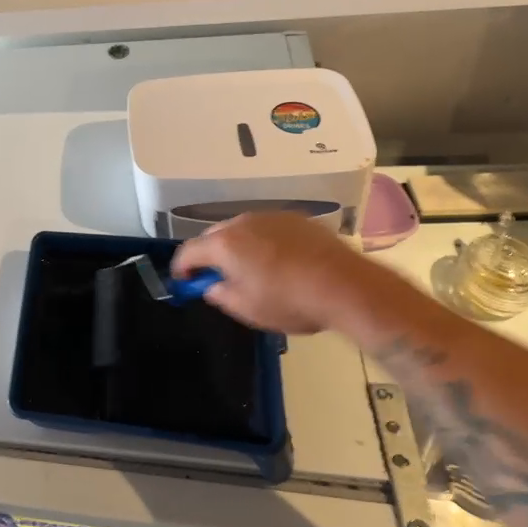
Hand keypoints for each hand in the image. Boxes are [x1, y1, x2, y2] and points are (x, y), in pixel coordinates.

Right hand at [171, 212, 377, 333]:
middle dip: (210, 255)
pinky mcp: (295, 218)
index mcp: (224, 244)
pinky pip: (268, 228)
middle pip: (214, 236)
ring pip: (241, 229)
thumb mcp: (248, 310)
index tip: (185, 283)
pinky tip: (281, 261)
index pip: (188, 252)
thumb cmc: (290, 301)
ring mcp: (270, 216)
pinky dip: (265, 241)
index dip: (181, 268)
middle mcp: (241, 222)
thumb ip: (221, 295)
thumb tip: (211, 286)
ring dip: (239, 246)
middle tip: (219, 277)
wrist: (345, 286)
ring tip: (254, 269)